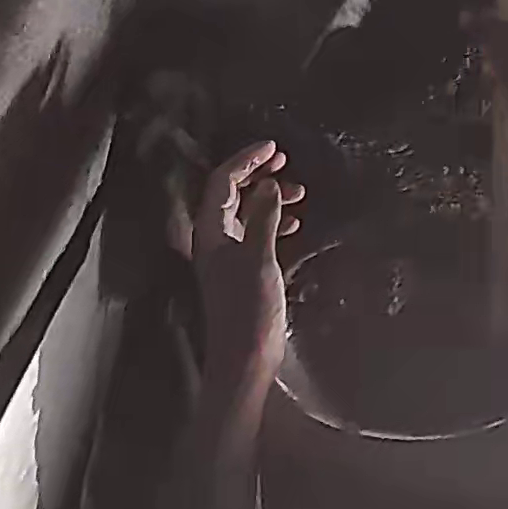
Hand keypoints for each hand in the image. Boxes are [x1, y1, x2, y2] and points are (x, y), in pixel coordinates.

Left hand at [193, 142, 305, 381]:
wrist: (244, 360)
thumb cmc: (249, 309)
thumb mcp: (259, 258)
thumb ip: (263, 218)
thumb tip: (269, 184)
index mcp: (209, 230)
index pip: (222, 181)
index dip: (246, 160)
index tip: (273, 148)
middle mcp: (213, 236)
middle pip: (230, 191)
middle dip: (256, 173)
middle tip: (284, 160)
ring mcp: (226, 252)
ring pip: (244, 210)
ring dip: (268, 196)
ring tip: (298, 192)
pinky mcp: (240, 267)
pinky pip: (254, 230)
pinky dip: (272, 219)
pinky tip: (293, 221)